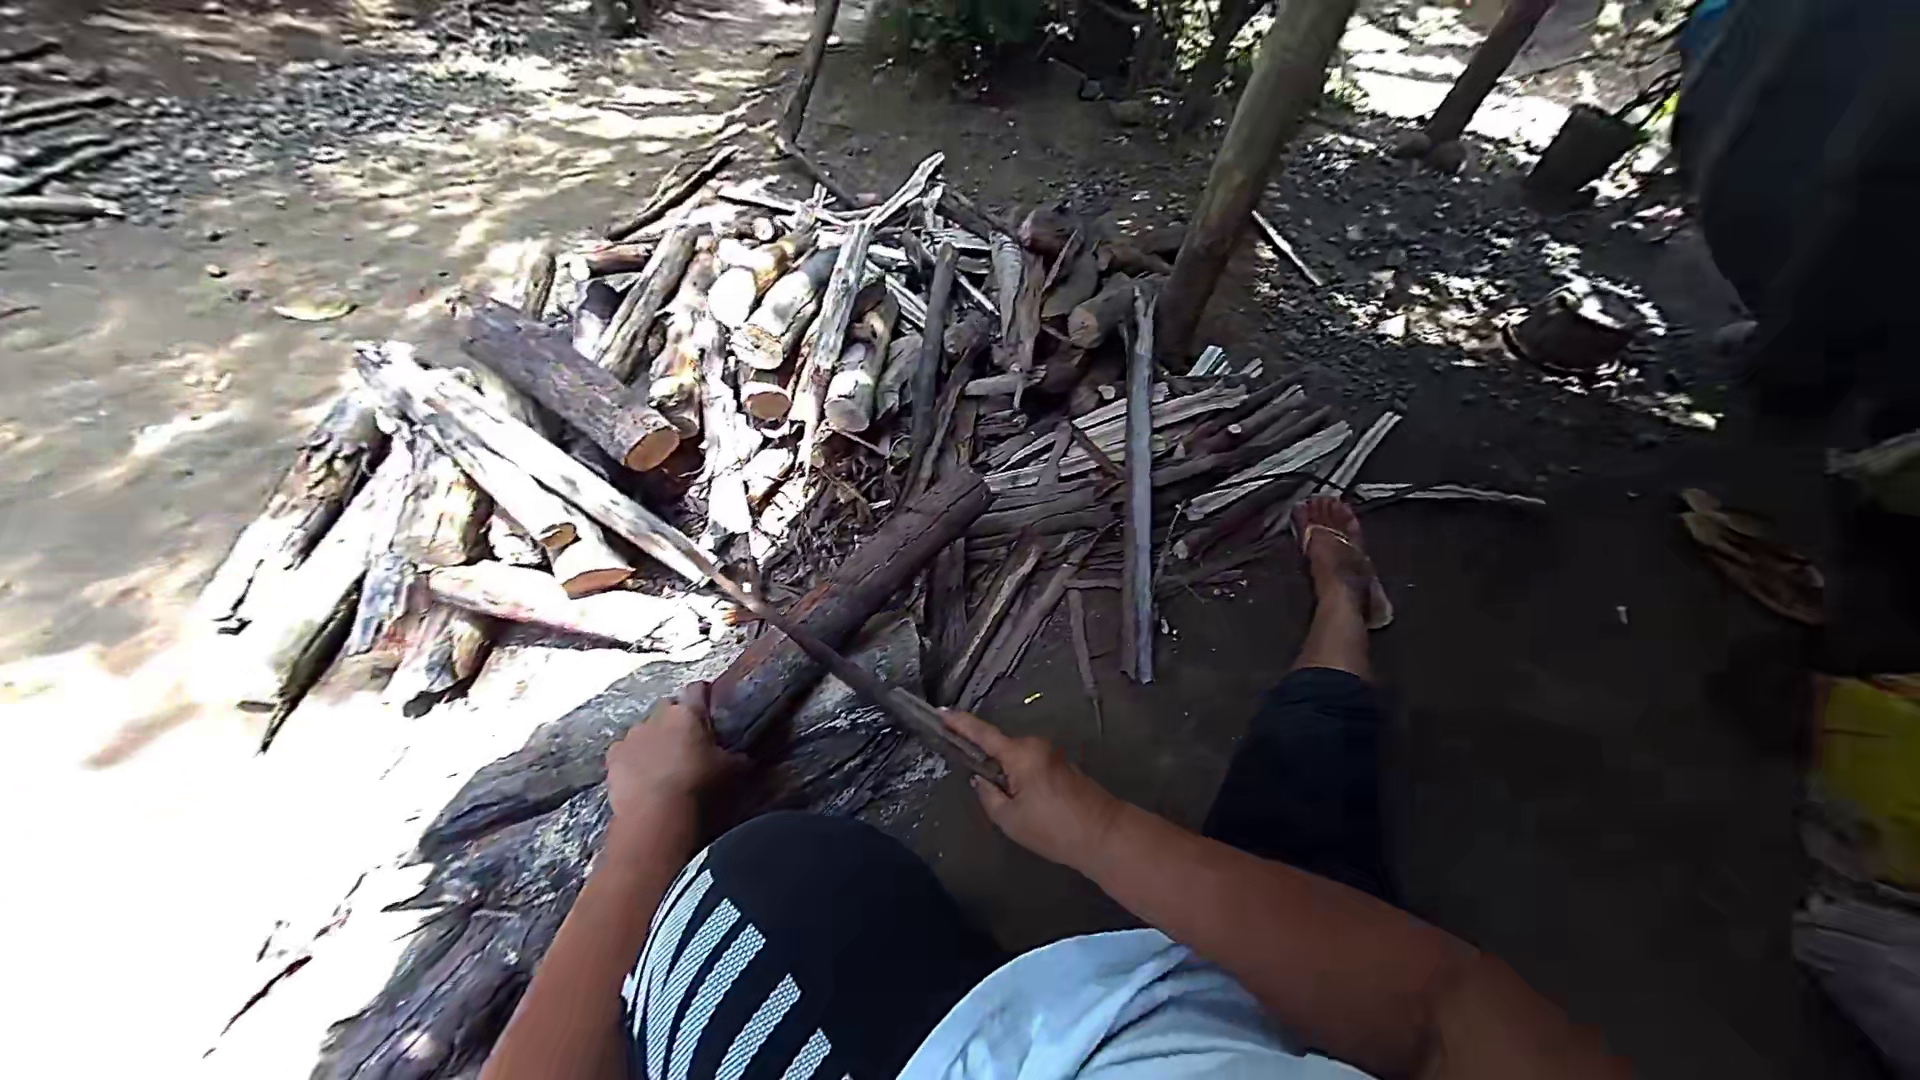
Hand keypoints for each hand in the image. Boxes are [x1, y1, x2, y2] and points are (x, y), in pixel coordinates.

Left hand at [605, 682, 741, 821]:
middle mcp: (659, 715)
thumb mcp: (729, 770)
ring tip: (661, 760)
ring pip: (645, 728)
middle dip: (676, 717)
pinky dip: (632, 757)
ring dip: (653, 738)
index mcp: (689, 712)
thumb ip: (737, 758)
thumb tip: (747, 758)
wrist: (655, 812)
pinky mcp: (613, 755)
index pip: (697, 689)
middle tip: (686, 738)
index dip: (703, 694)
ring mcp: (632, 734)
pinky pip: (624, 749)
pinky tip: (639, 773)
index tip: (708, 704)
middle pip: (669, 706)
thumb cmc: (698, 782)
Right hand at [941, 709, 1123, 869]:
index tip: (941, 712)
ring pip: (1018, 760)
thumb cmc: (1053, 828)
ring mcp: (1052, 753)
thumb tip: (980, 779)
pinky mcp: (1062, 765)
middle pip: (1001, 749)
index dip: (960, 723)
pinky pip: (1032, 766)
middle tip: (985, 792)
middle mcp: (1036, 745)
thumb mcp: (1010, 819)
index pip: (983, 734)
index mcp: (1020, 753)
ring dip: (1009, 776)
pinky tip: (1031, 805)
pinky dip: (1023, 779)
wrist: (1104, 835)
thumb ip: (988, 795)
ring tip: (1015, 808)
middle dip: (989, 765)